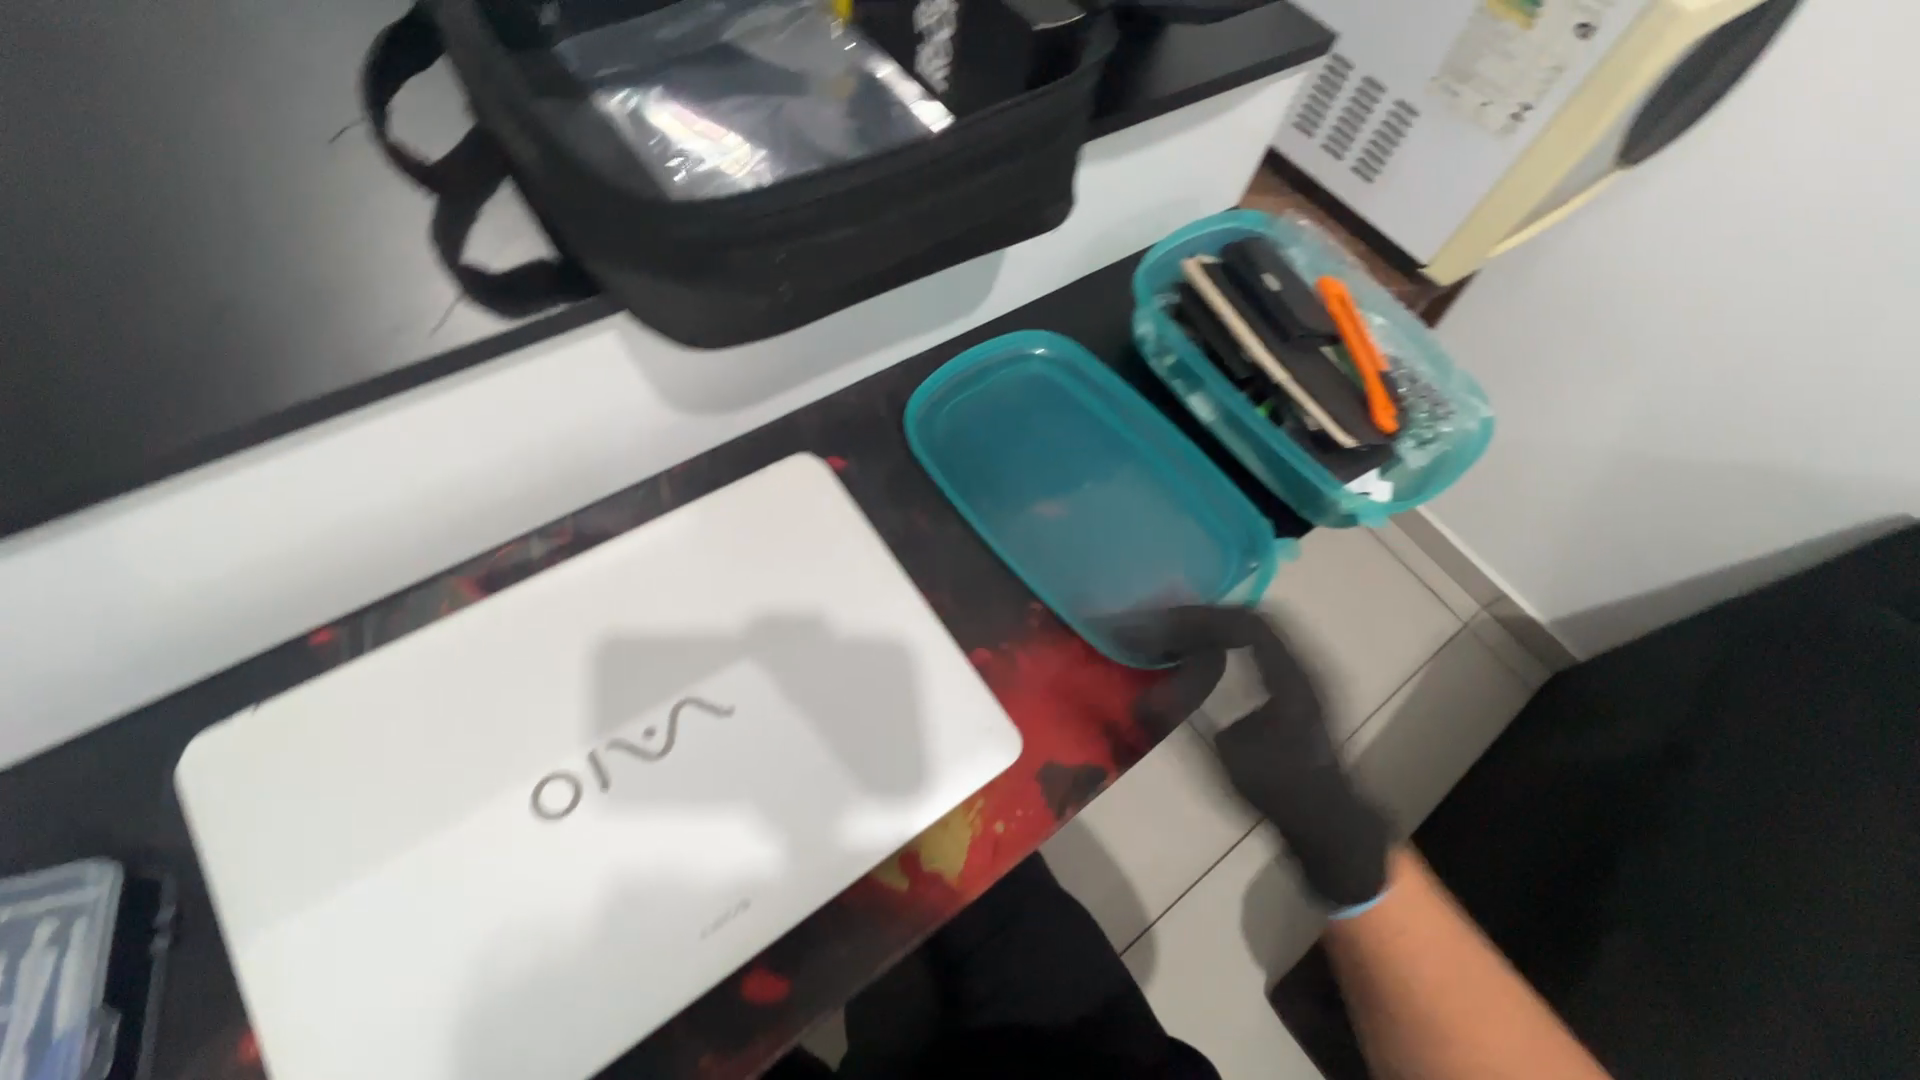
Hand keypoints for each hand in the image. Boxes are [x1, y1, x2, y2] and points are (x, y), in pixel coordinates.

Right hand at [1128, 605, 1391, 909]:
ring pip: (1260, 627)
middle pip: (1253, 617)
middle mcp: (1304, 667)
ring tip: (1179, 632)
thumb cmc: (1278, 794)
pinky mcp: (1301, 682)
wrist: (1327, 819)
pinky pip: (1265, 643)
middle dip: (1205, 615)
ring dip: (1218, 624)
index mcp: (1291, 681)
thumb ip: (1192, 725)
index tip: (1162, 624)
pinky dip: (1231, 638)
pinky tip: (1206, 651)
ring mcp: (1307, 672)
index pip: (1246, 626)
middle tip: (1164, 623)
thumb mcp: (1228, 761)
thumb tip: (1140, 701)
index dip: (1200, 618)